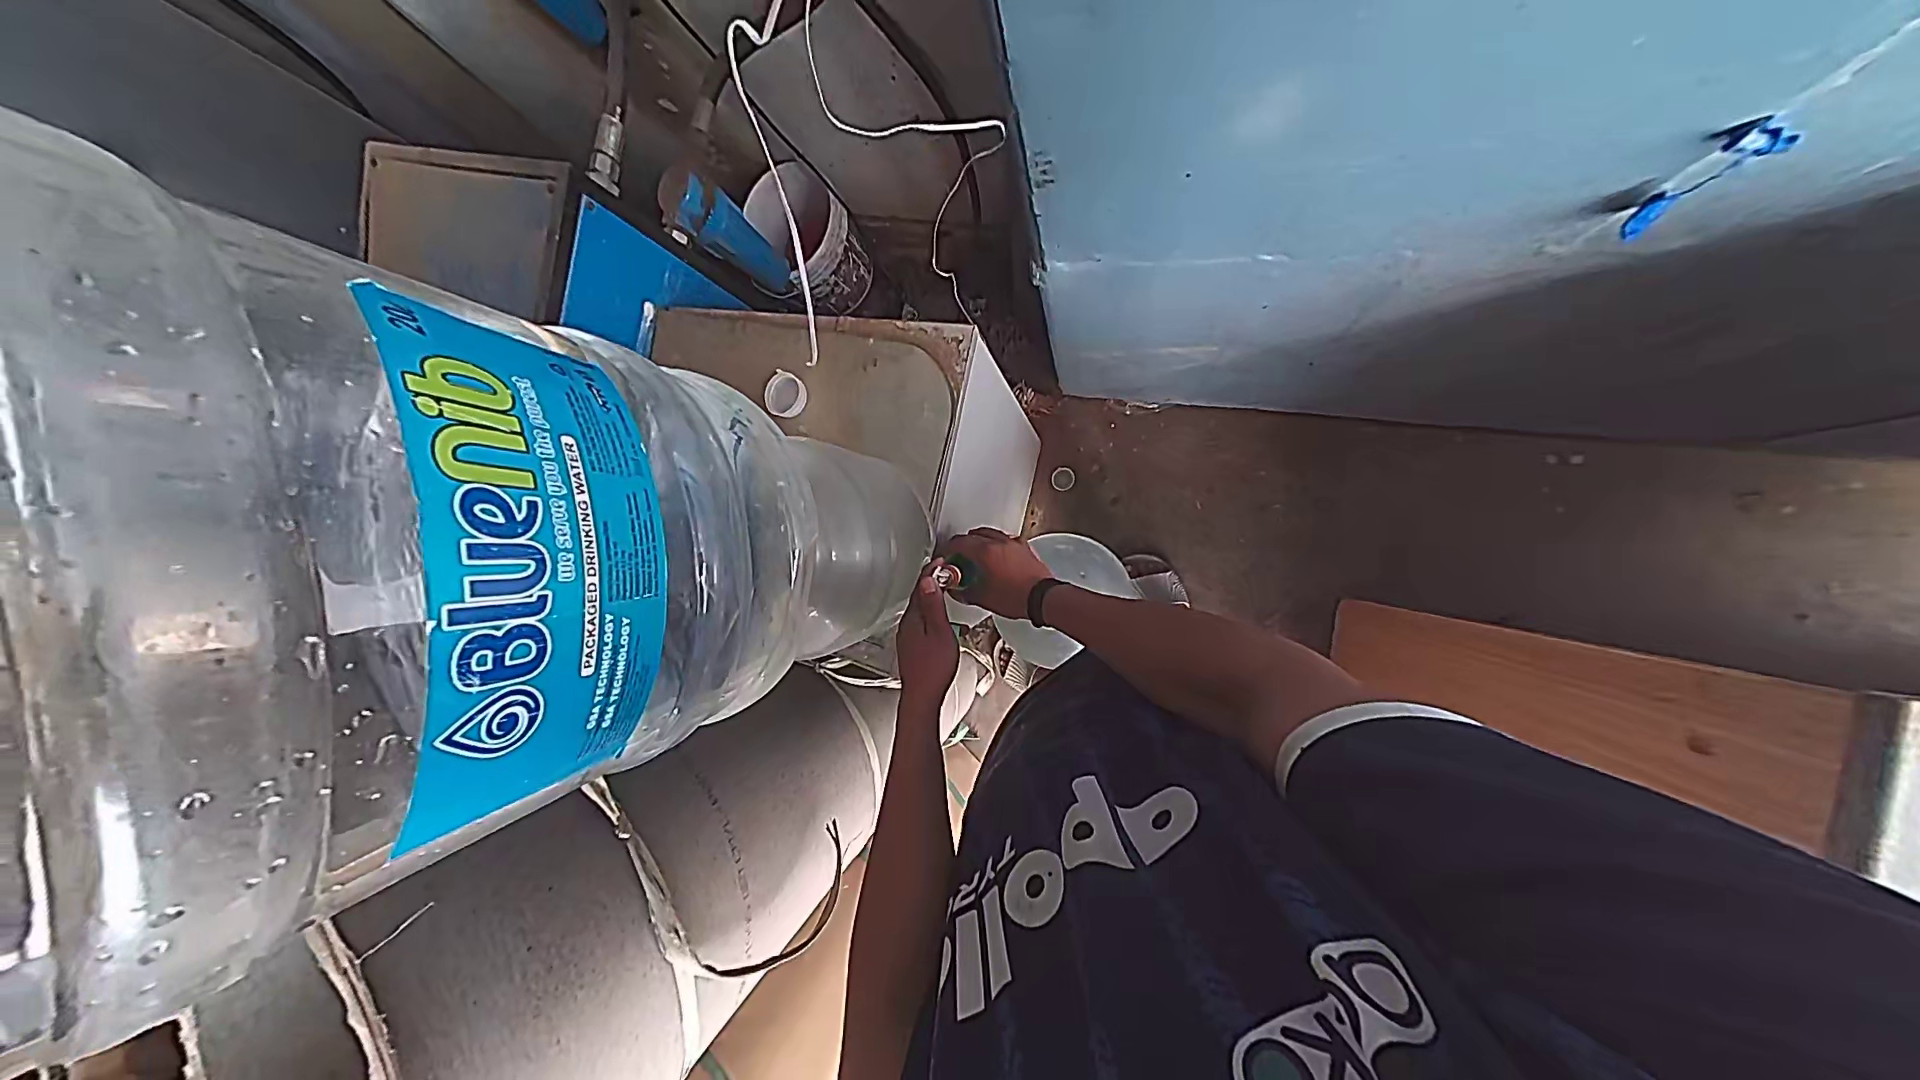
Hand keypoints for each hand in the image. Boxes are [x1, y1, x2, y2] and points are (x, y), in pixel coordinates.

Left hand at [895, 562, 959, 707]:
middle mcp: (906, 625)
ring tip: (941, 589)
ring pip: (917, 609)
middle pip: (917, 596)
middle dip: (929, 582)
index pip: (921, 587)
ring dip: (928, 596)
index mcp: (913, 619)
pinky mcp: (911, 646)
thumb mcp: (941, 633)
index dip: (931, 571)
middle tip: (942, 571)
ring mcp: (907, 636)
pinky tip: (935, 617)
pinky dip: (927, 612)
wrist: (922, 696)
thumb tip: (929, 582)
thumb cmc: (933, 669)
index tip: (941, 561)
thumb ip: (935, 606)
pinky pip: (918, 621)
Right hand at [941, 528, 1050, 619]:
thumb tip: (958, 591)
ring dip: (980, 541)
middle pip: (974, 534)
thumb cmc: (1017, 597)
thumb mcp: (983, 598)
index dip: (948, 549)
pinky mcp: (1025, 549)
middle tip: (959, 555)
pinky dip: (997, 545)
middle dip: (963, 543)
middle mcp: (999, 543)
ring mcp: (1014, 544)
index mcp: (986, 552)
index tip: (946, 555)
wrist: (1043, 599)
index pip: (960, 542)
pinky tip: (997, 556)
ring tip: (976, 553)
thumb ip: (966, 591)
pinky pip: (1006, 540)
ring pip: (991, 534)